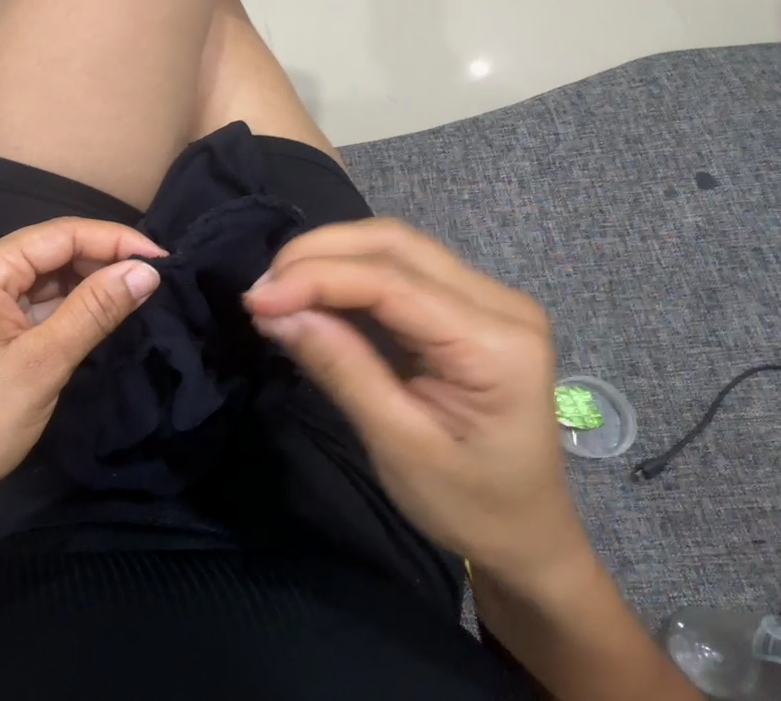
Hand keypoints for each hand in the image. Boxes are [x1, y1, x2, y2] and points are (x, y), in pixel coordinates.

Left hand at [0, 218, 164, 529]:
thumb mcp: (44, 362)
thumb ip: (95, 310)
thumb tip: (147, 271)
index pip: (59, 234)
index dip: (116, 240)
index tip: (167, 257)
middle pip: (50, 250)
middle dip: (103, 261)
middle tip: (157, 281)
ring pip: (42, 277)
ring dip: (86, 285)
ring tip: (138, 295)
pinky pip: (29, 302)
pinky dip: (65, 308)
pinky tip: (100, 314)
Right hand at [244, 219, 585, 579]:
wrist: (526, 536)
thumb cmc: (469, 503)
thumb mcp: (398, 444)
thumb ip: (340, 368)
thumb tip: (274, 312)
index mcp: (496, 344)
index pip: (390, 281)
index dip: (314, 278)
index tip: (254, 301)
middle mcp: (499, 304)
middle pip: (393, 244)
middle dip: (316, 255)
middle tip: (260, 293)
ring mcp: (486, 299)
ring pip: (391, 246)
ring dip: (326, 258)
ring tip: (276, 293)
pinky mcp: (464, 306)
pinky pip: (396, 268)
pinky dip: (344, 274)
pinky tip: (309, 295)